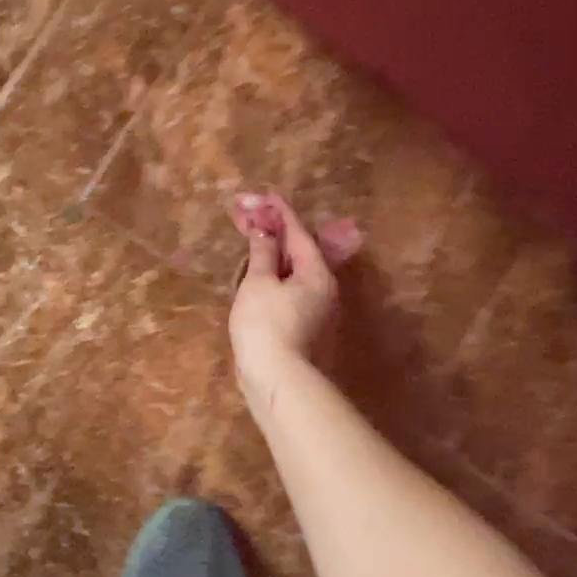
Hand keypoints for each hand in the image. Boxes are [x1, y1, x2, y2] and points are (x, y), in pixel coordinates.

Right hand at [228, 193, 336, 413]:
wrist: (278, 380)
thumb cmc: (266, 325)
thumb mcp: (258, 283)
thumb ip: (262, 254)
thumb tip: (265, 231)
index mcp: (317, 272)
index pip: (298, 233)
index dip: (278, 212)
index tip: (263, 196)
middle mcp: (325, 288)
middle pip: (301, 251)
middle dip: (276, 231)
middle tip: (252, 215)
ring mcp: (318, 311)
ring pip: (297, 272)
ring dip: (276, 254)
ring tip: (254, 241)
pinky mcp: (307, 329)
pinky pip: (292, 290)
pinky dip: (276, 275)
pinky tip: (261, 276)